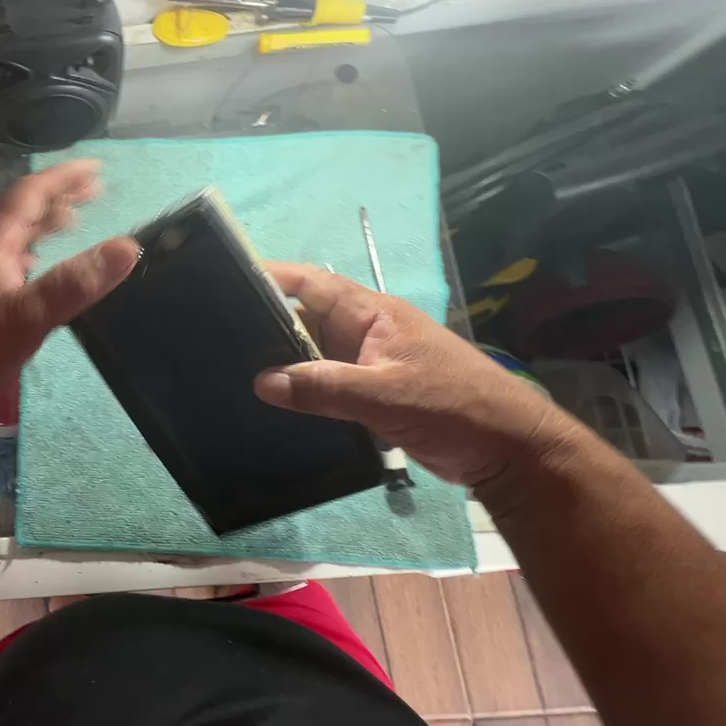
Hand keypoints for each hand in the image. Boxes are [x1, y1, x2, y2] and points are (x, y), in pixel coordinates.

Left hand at [0, 160, 138, 415]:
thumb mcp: (29, 315)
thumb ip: (76, 282)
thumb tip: (127, 247)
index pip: (31, 192)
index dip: (64, 177)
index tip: (97, 168)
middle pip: (21, 209)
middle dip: (58, 197)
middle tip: (95, 192)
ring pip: (12, 234)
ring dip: (44, 224)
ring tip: (74, 223)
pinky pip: (5, 257)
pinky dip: (30, 251)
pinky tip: (37, 268)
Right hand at [252, 261, 579, 489]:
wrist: (509, 451)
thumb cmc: (454, 407)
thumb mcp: (384, 395)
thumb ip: (322, 387)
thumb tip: (261, 382)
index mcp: (371, 314)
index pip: (311, 282)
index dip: (271, 275)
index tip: (226, 279)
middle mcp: (364, 331)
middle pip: (304, 316)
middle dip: (264, 321)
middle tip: (216, 333)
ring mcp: (366, 362)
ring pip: (311, 351)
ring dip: (280, 358)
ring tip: (231, 366)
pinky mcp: (369, 391)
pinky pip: (322, 379)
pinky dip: (298, 385)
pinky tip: (271, 399)